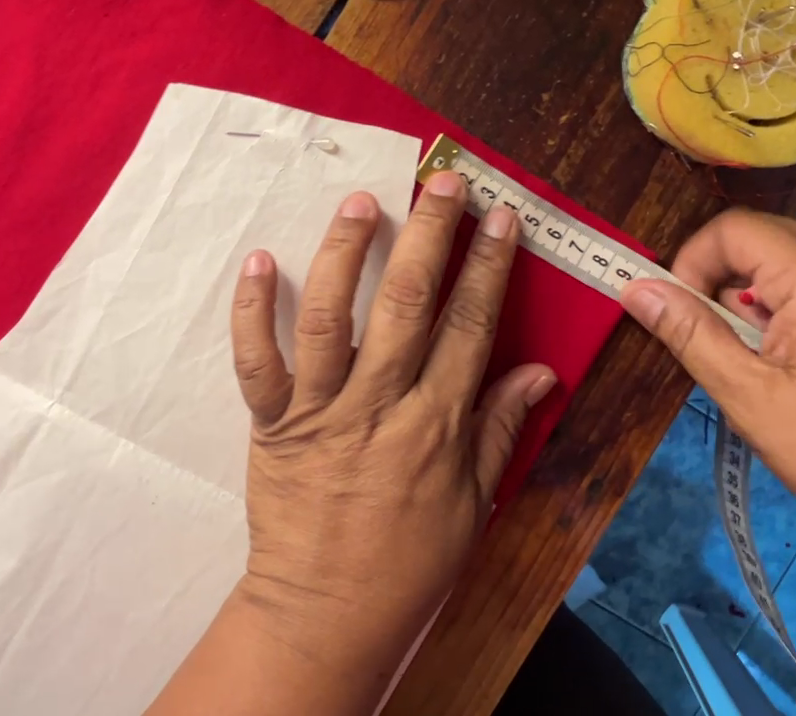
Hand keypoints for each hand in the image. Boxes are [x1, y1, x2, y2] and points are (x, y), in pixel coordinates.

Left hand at [227, 170, 556, 669]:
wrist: (326, 613)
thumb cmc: (408, 561)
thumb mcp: (473, 503)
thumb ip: (500, 427)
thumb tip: (543, 371)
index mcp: (437, 424)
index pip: (470, 326)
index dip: (488, 266)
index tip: (500, 216)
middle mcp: (380, 405)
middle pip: (409, 304)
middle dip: (430, 235)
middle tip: (442, 182)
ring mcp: (321, 411)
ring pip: (333, 318)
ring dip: (347, 255)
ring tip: (362, 202)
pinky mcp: (272, 423)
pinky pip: (257, 361)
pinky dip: (253, 311)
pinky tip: (261, 260)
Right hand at [618, 208, 795, 568]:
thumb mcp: (751, 398)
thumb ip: (690, 333)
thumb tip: (635, 288)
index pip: (735, 228)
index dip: (691, 261)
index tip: (683, 316)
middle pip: (768, 237)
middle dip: (723, 276)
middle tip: (717, 338)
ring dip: (759, 294)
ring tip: (759, 361)